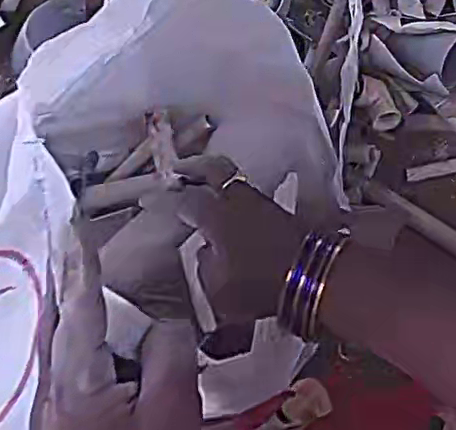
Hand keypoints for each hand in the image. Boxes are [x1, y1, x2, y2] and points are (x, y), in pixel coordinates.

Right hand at [171, 156, 307, 324]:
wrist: (307, 271)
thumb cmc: (259, 284)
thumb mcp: (217, 289)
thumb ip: (204, 265)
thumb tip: (205, 250)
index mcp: (218, 216)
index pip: (186, 202)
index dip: (164, 200)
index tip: (148, 197)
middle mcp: (238, 200)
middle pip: (214, 170)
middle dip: (194, 167)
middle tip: (178, 170)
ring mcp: (259, 200)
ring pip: (232, 177)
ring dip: (214, 176)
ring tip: (200, 183)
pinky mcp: (274, 207)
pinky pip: (245, 189)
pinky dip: (231, 189)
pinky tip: (227, 202)